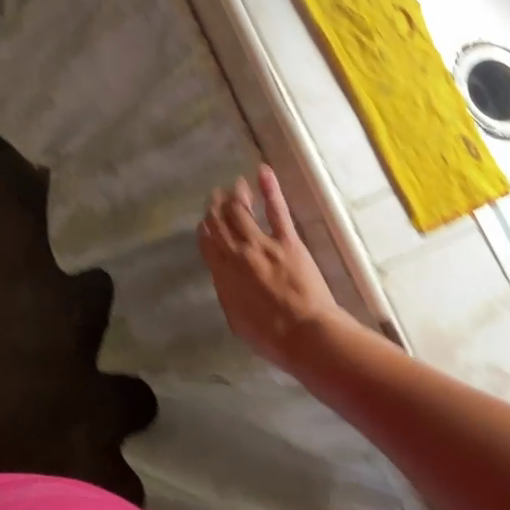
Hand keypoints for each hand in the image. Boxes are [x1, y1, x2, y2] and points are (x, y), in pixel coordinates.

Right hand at [198, 165, 341, 371]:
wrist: (305, 335)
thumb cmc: (271, 337)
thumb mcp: (236, 321)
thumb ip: (228, 294)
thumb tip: (224, 280)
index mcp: (223, 275)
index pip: (208, 243)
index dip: (205, 229)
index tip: (204, 221)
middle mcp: (237, 254)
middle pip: (221, 223)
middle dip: (216, 207)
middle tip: (215, 195)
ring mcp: (262, 245)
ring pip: (241, 212)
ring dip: (236, 195)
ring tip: (234, 184)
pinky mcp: (287, 241)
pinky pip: (276, 211)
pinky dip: (269, 189)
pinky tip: (262, 172)